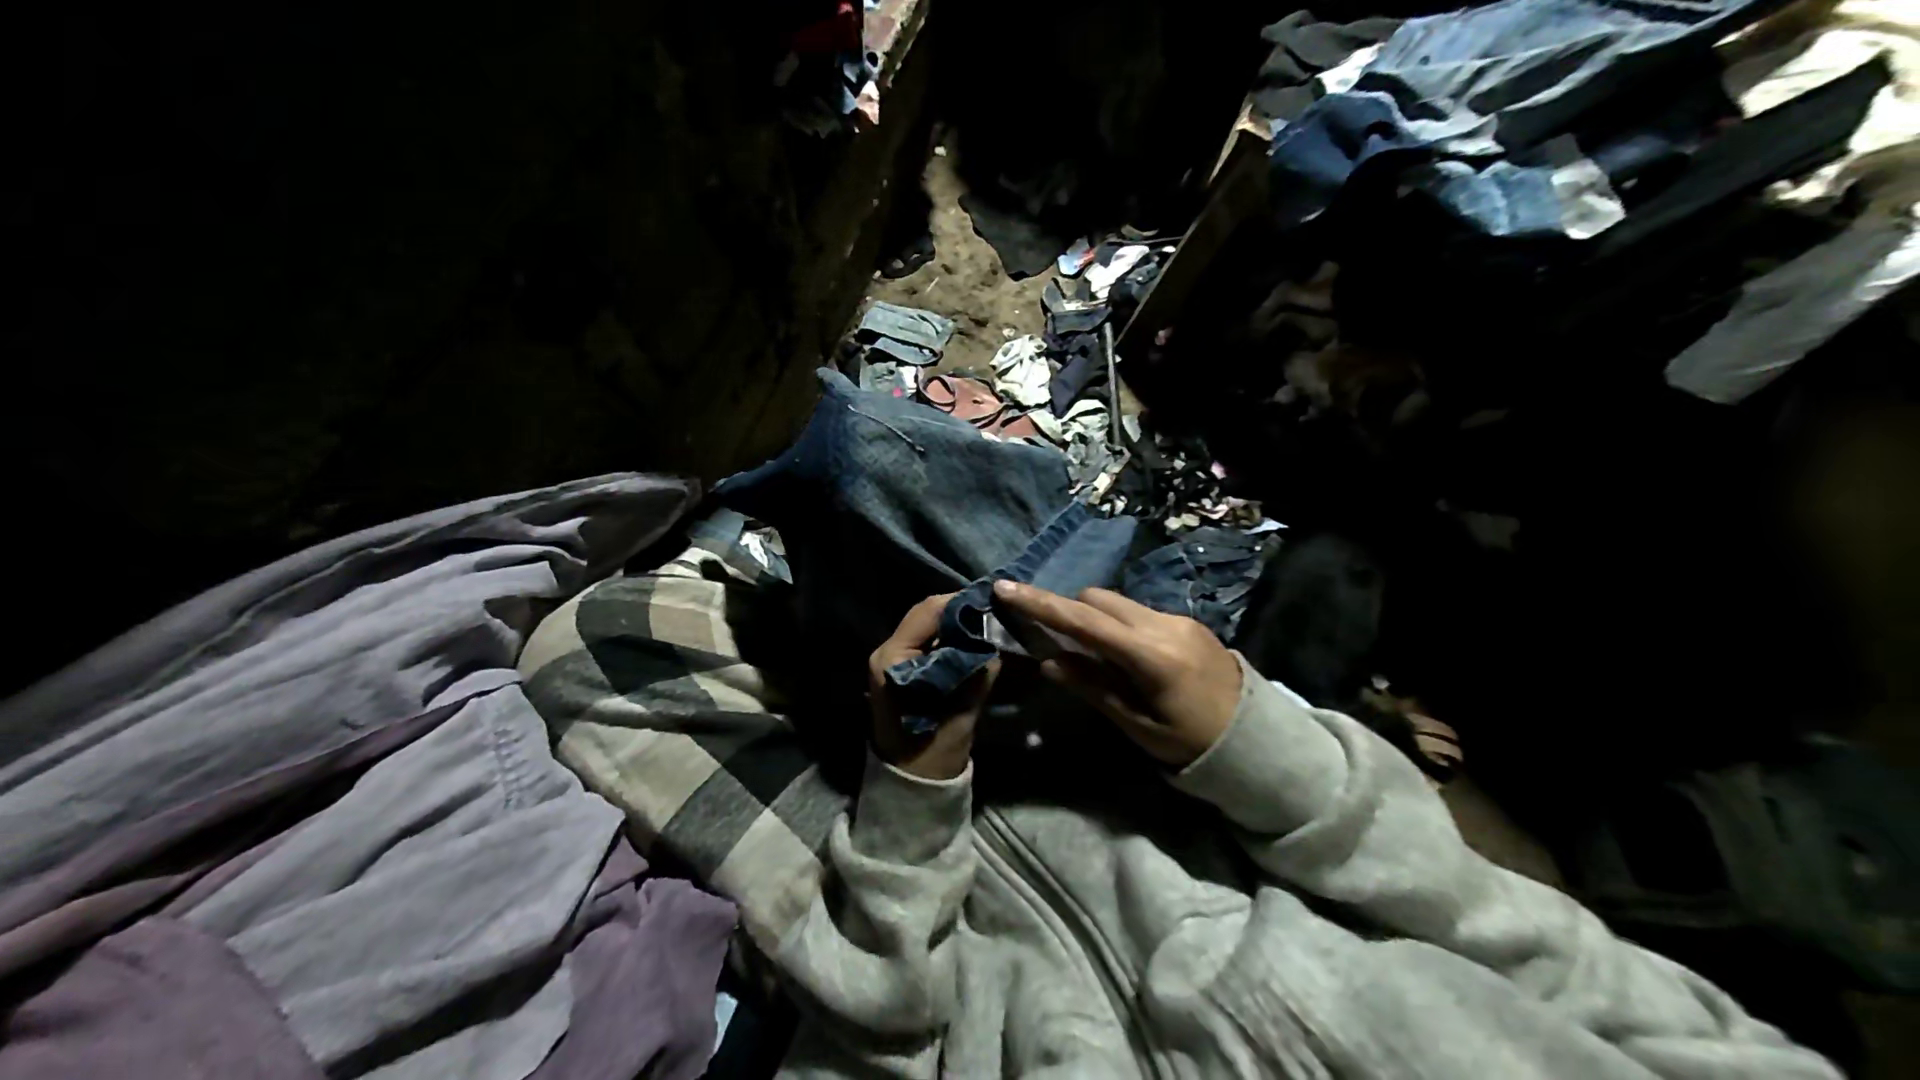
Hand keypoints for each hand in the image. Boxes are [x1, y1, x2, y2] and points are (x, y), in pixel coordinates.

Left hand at [868, 593, 999, 779]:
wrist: (910, 786)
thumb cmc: (931, 753)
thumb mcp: (961, 711)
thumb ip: (977, 670)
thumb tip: (995, 635)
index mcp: (893, 659)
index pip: (927, 612)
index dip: (960, 602)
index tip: (991, 601)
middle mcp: (888, 652)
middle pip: (926, 615)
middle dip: (960, 610)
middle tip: (994, 611)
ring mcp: (893, 660)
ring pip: (928, 626)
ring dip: (957, 623)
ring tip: (988, 622)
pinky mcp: (903, 669)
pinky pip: (929, 642)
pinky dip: (951, 638)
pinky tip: (975, 641)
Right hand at [992, 581, 1240, 766]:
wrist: (1257, 739)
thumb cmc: (1191, 744)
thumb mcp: (1138, 726)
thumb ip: (1093, 688)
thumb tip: (1050, 661)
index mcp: (1150, 656)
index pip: (1084, 622)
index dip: (1041, 604)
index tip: (1006, 587)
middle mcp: (1163, 625)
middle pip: (1098, 599)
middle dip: (1067, 609)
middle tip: (1048, 634)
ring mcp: (1178, 619)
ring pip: (1118, 602)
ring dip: (1093, 616)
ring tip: (1086, 650)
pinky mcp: (1187, 621)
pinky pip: (1138, 611)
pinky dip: (1117, 623)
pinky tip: (1120, 653)